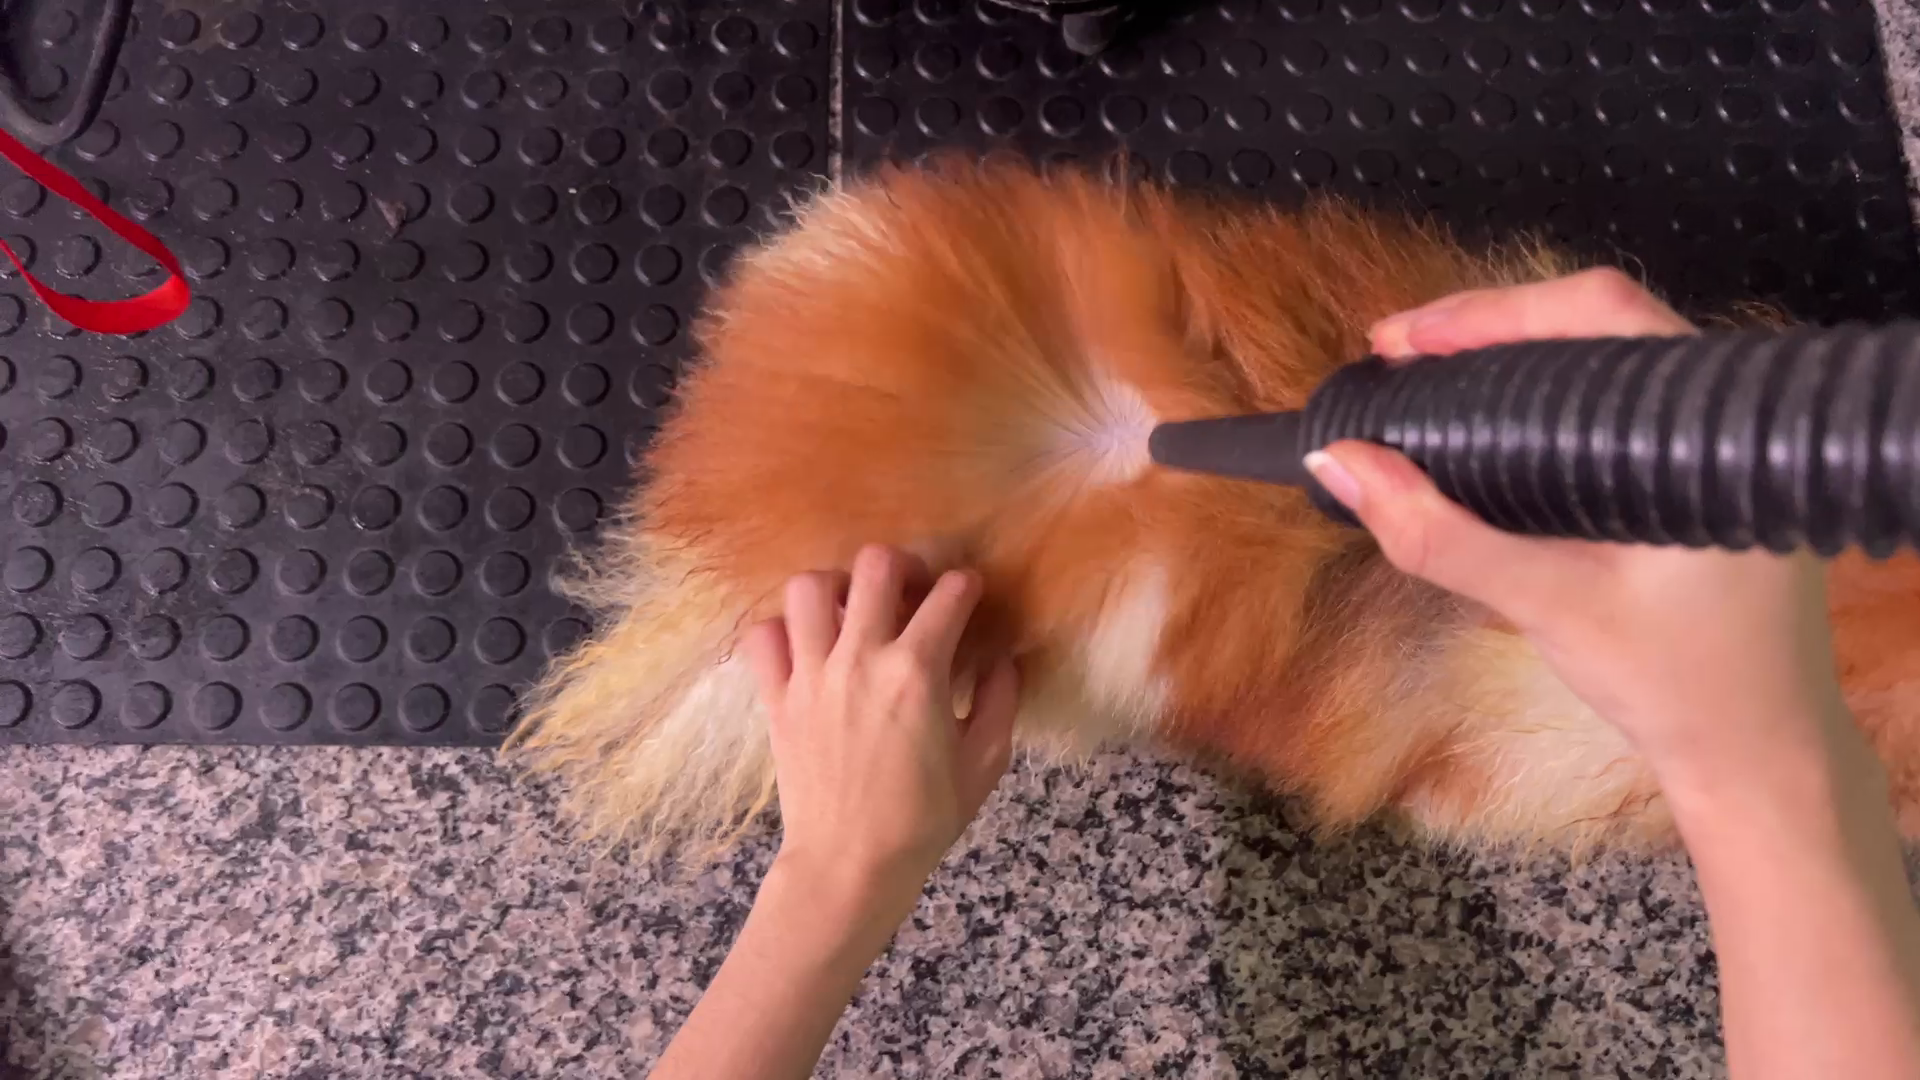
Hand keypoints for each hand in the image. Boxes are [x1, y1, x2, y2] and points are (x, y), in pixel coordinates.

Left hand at [744, 545, 1019, 926]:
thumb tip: (1003, 659)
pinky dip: (782, 630)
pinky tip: (807, 646)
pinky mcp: (777, 696)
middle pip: (875, 566)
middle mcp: (861, 658)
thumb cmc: (923, 818)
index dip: (967, 585)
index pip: (949, 596)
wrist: (849, 866)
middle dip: (902, 564)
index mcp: (918, 671)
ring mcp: (812, 674)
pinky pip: (763, 636)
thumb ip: (1000, 700)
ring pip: (809, 588)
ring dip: (837, 587)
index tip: (969, 594)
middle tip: (910, 589)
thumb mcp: (984, 763)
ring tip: (852, 610)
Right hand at [1305, 269, 1855, 792]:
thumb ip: (1437, 535)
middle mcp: (1717, 413)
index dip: (1487, 312)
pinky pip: (1590, 405)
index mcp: (1715, 425)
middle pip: (1592, 323)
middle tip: (1391, 355)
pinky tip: (1474, 421)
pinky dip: (1520, 401)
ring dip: (1496, 361)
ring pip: (1590, 362)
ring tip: (1416, 378)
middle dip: (1480, 327)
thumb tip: (1336, 462)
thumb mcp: (1542, 603)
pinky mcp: (1676, 472)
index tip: (1396, 341)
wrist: (1749, 749)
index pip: (1601, 314)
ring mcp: (1699, 443)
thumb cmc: (1668, 677)